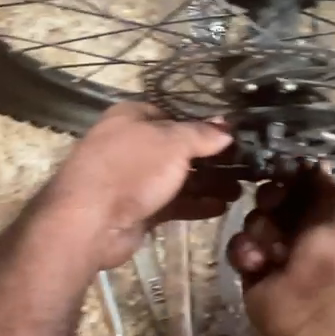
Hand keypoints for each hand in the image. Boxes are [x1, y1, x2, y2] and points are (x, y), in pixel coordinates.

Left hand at [40, 102, 238, 269]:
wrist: (91, 221)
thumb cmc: (131, 169)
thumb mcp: (173, 142)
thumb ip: (203, 134)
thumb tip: (228, 129)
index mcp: (131, 117)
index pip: (172, 114)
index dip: (201, 124)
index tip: (231, 135)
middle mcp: (131, 145)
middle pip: (177, 149)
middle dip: (210, 158)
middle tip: (243, 165)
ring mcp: (133, 179)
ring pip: (177, 178)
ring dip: (207, 183)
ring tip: (240, 189)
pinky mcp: (138, 209)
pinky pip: (173, 203)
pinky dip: (195, 204)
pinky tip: (221, 207)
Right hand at [226, 168, 334, 335]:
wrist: (318, 314)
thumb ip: (328, 186)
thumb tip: (311, 166)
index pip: (305, 187)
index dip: (292, 177)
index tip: (284, 173)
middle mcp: (306, 233)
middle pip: (276, 199)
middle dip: (272, 198)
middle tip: (273, 204)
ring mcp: (277, 252)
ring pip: (255, 220)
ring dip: (261, 228)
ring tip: (273, 248)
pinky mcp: (253, 270)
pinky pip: (239, 247)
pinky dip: (247, 252)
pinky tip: (259, 264)